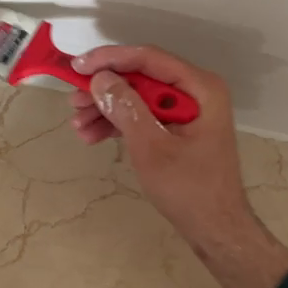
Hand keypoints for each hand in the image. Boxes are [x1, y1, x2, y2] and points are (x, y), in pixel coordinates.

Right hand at [68, 45, 287, 287]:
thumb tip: (100, 78)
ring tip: (78, 125)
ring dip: (107, 109)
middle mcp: (196, 92)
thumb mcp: (151, 147)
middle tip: (73, 101)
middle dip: (105, 90)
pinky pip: (143, 116)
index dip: (110, 60)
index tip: (76, 66)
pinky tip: (92, 135)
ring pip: (138, 98)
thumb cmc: (188, 189)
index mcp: (200, 88)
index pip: (149, 59)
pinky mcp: (178, 128)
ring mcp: (187, 111)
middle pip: (141, 77)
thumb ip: (126, 108)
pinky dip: (119, 124)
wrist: (214, 228)